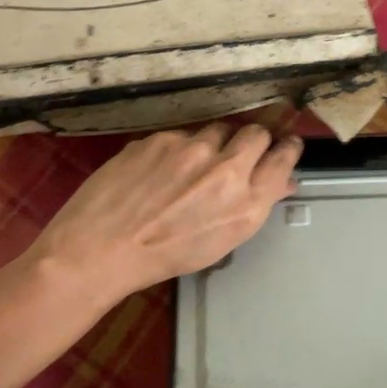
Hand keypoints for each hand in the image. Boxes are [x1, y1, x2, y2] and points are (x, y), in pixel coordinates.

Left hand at [30, 123, 300, 304]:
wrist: (100, 249)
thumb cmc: (163, 256)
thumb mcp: (221, 241)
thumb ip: (255, 205)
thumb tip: (283, 181)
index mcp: (247, 203)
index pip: (283, 158)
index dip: (286, 149)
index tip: (285, 144)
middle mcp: (226, 169)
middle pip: (255, 133)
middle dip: (252, 139)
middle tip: (239, 152)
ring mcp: (190, 149)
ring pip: (215, 131)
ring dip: (212, 144)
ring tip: (189, 169)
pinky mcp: (160, 138)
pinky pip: (179, 136)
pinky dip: (176, 150)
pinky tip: (157, 173)